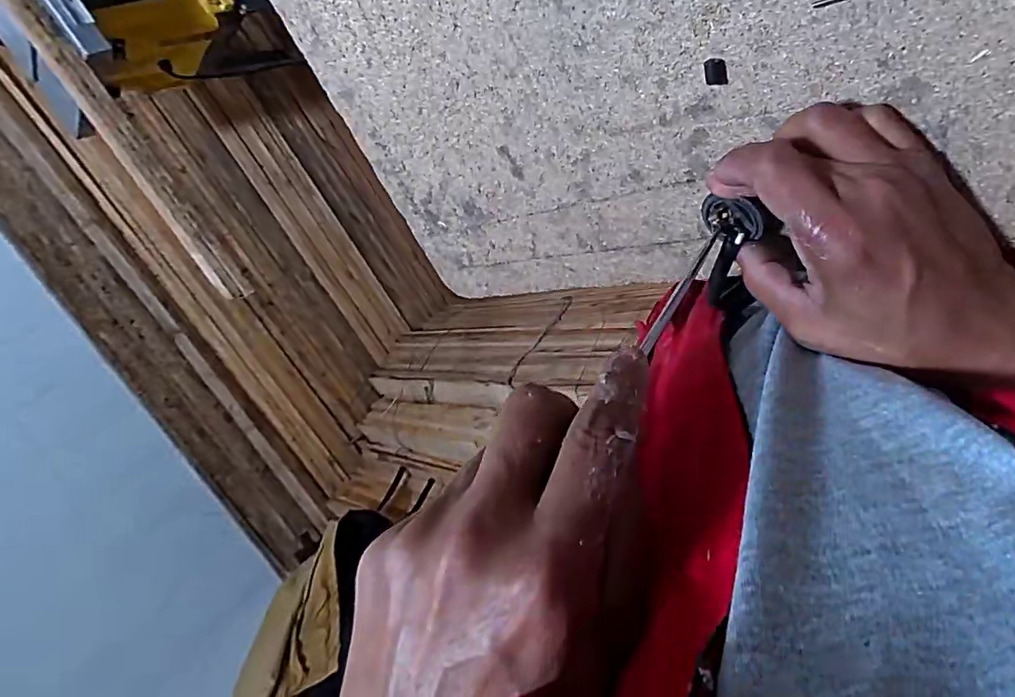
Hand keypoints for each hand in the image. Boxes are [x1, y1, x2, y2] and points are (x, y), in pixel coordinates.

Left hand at [343, 350, 647, 696]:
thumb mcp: (605, 648)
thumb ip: (624, 546)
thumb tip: (621, 464)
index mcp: (544, 574)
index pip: (594, 443)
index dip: (619, 393)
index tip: (631, 366)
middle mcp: (476, 538)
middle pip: (530, 410)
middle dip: (562, 419)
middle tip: (572, 461)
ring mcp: (419, 538)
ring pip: (490, 455)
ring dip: (515, 480)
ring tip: (512, 545)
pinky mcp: (384, 548)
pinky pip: (449, 496)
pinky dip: (473, 516)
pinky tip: (467, 573)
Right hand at [706, 103, 1014, 378]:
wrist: (983, 321)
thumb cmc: (898, 330)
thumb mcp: (815, 327)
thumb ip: (766, 283)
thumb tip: (747, 246)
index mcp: (832, 229)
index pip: (769, 165)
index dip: (734, 166)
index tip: (724, 183)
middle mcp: (863, 186)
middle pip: (793, 138)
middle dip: (759, 156)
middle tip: (757, 183)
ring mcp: (897, 167)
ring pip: (830, 117)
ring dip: (797, 133)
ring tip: (795, 160)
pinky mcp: (923, 162)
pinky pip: (877, 117)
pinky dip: (846, 124)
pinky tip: (841, 149)